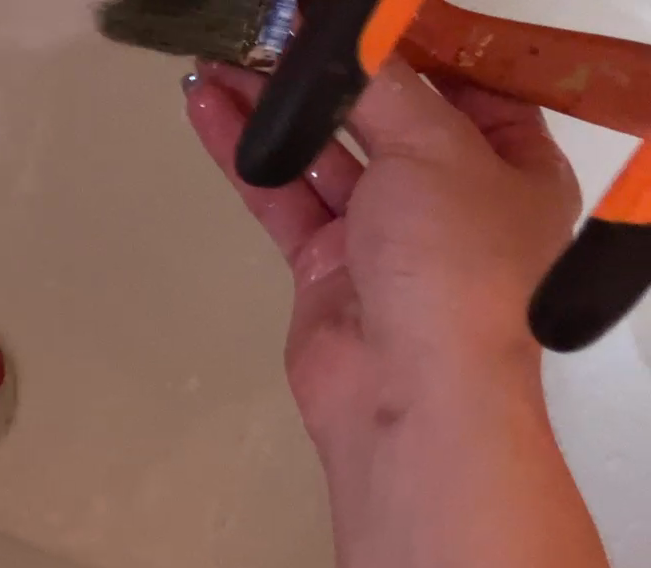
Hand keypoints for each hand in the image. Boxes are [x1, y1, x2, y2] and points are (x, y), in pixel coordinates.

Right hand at [184, 60, 580, 452]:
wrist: (401, 380)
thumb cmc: (451, 263)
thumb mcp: (435, 157)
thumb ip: (385, 99)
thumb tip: (349, 52)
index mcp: (506, 155)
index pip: (447, 79)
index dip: (392, 48)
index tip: (330, 25)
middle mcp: (441, 188)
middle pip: (370, 116)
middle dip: (312, 79)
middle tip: (254, 41)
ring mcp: (374, 230)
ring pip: (315, 157)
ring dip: (266, 115)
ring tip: (213, 72)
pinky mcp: (318, 265)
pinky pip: (281, 201)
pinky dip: (248, 163)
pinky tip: (214, 123)